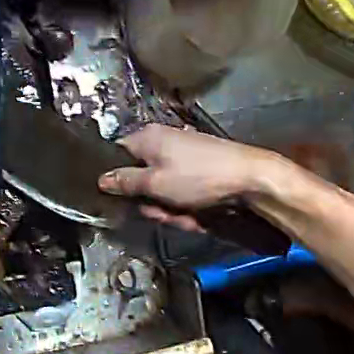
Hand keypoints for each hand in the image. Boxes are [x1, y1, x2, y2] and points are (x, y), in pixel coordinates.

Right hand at [96, 125, 278, 228]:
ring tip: (186, 216)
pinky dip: (186, 206)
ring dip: (170, 209)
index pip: (116, 154)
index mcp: (147, 138)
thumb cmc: (199, 177)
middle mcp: (163, 142)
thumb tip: (101, 179)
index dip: (115, 178)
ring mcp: (183, 157)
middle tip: (162, 213)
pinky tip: (199, 216)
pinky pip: (181, 192)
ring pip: (162, 190)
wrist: (253, 181)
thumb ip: (124, 182)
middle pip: (140, 178)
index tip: (119, 199)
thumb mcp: (154, 184)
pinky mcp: (199, 171)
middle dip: (150, 202)